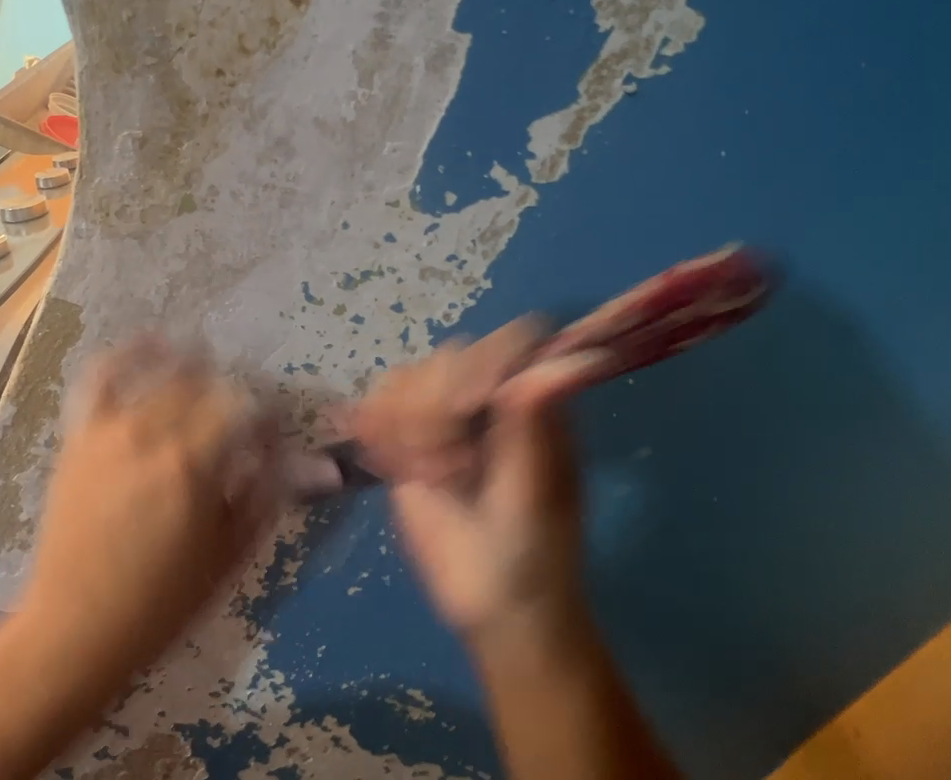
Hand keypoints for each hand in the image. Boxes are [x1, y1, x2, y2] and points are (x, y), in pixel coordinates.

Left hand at [20, 336, 280, 676]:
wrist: (76, 627)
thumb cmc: (161, 601)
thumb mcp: (228, 554)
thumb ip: (268, 496)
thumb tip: (317, 463)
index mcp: (194, 464)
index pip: (246, 409)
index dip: (269, 417)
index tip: (275, 436)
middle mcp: (152, 432)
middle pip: (208, 385)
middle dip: (235, 394)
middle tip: (244, 418)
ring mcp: (110, 428)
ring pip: (163, 374)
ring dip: (194, 367)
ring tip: (210, 373)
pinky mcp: (80, 434)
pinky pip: (101, 377)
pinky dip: (128, 354)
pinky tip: (151, 344)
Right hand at [353, 318, 603, 640]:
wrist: (495, 608)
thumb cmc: (532, 554)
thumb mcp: (536, 492)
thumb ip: (534, 422)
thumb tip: (570, 357)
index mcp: (535, 400)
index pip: (505, 342)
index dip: (477, 368)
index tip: (463, 413)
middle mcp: (490, 398)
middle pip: (447, 357)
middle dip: (436, 410)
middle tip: (452, 470)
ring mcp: (447, 419)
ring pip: (407, 379)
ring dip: (408, 427)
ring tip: (431, 476)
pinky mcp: (410, 442)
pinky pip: (380, 407)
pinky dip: (381, 435)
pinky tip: (395, 469)